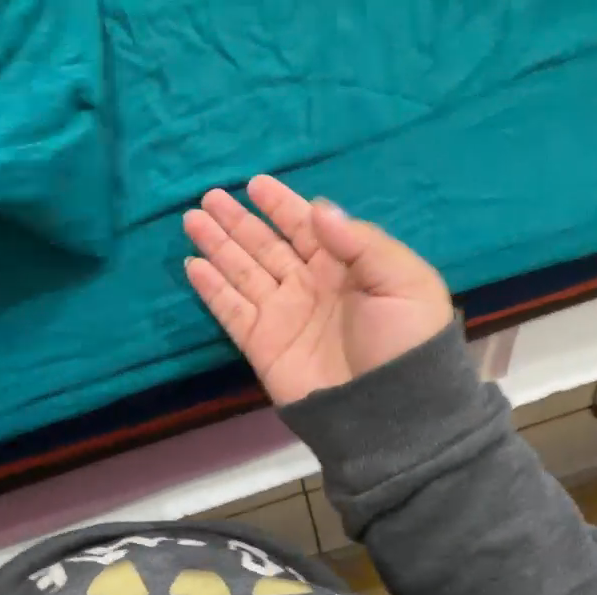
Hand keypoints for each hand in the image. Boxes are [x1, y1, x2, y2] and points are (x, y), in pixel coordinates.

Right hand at [182, 175, 453, 405]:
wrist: (384, 408)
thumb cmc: (403, 341)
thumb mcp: (403, 281)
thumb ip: (361, 242)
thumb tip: (318, 209)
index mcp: (344, 266)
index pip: (305, 227)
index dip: (280, 205)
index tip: (255, 184)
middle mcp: (307, 286)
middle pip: (264, 245)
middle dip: (237, 221)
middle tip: (209, 197)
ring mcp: (280, 314)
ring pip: (241, 271)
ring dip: (217, 246)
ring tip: (192, 220)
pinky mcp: (259, 344)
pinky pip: (229, 310)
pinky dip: (210, 288)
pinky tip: (193, 265)